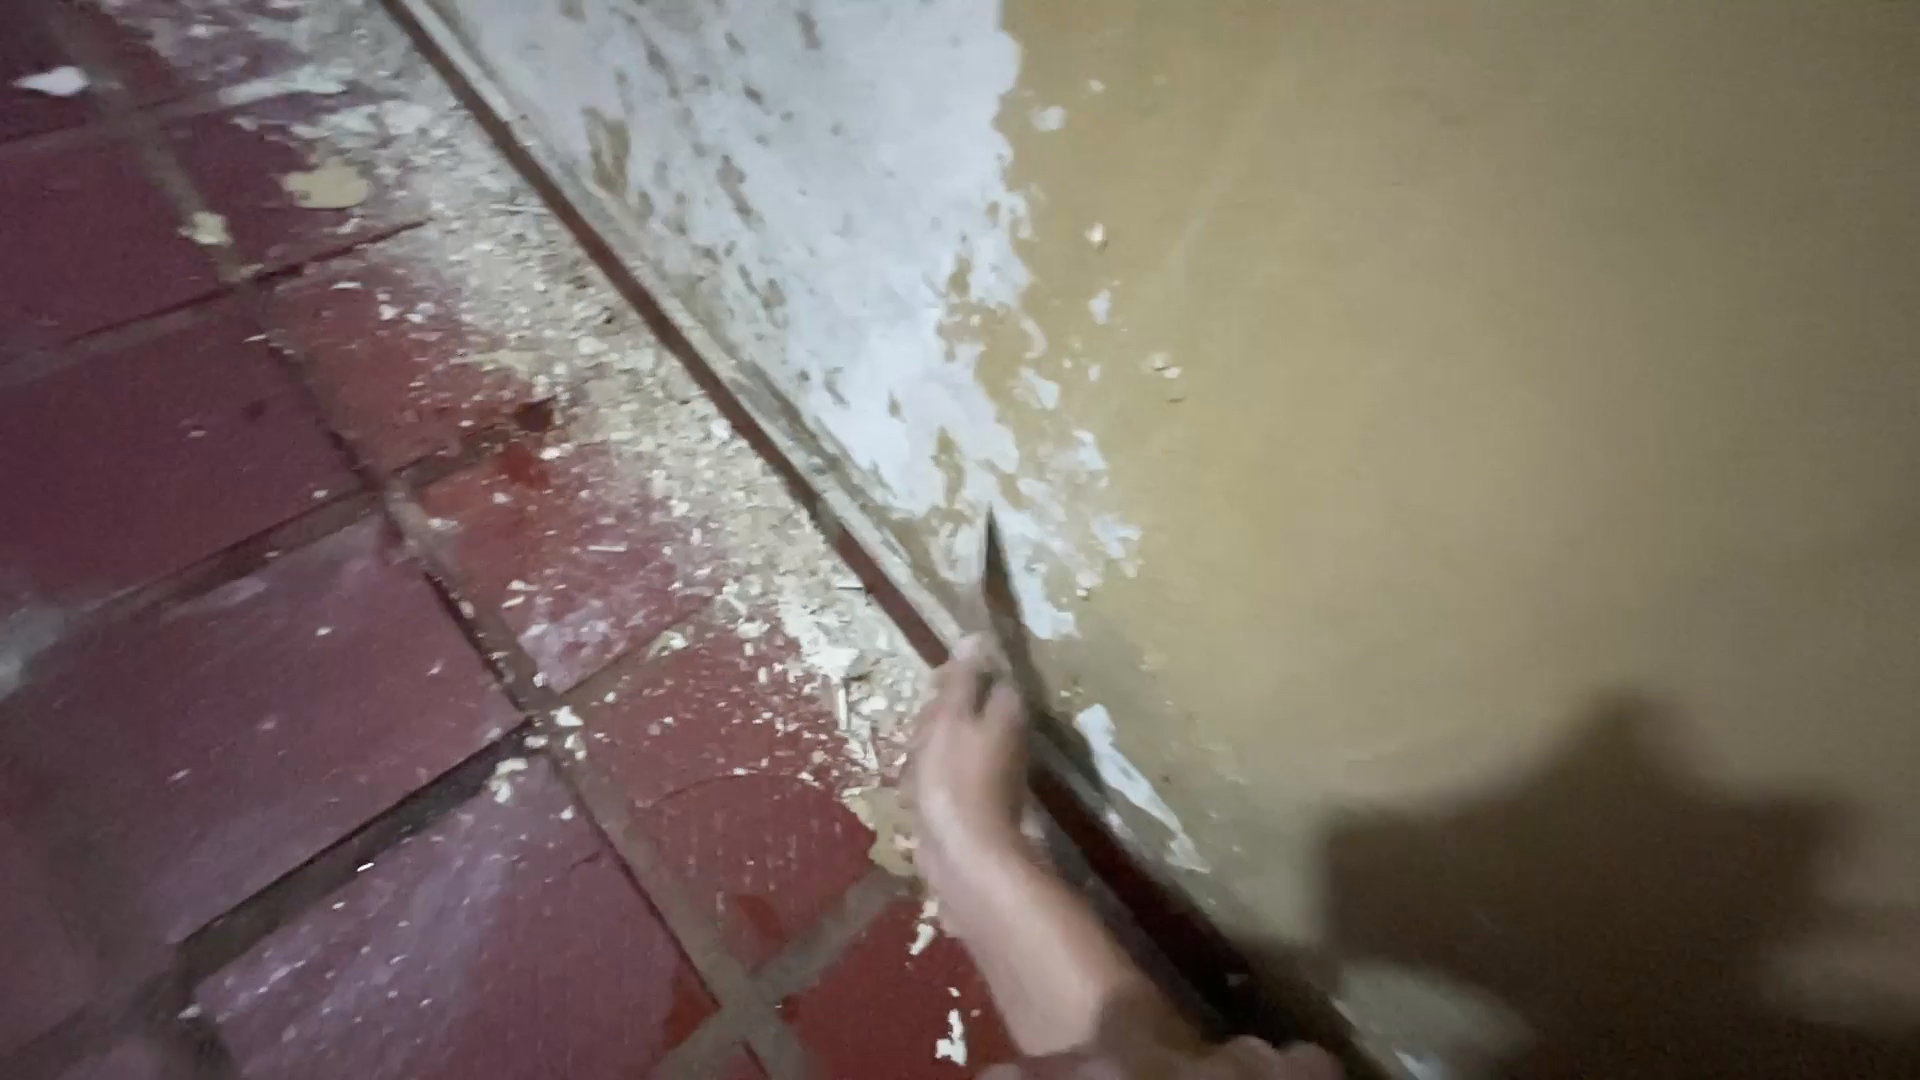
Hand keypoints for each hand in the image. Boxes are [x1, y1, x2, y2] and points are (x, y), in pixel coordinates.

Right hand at [906, 634, 1030, 876]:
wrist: (963, 854)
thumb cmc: (953, 778)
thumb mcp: (950, 717)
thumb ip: (962, 678)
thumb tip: (976, 637)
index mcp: (1006, 711)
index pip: (984, 677)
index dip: (952, 683)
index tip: (931, 695)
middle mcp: (1007, 737)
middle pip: (964, 711)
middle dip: (934, 722)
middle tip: (920, 740)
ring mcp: (991, 770)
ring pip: (950, 744)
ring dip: (926, 754)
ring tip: (915, 773)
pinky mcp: (974, 798)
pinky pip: (945, 776)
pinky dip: (928, 782)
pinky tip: (916, 796)